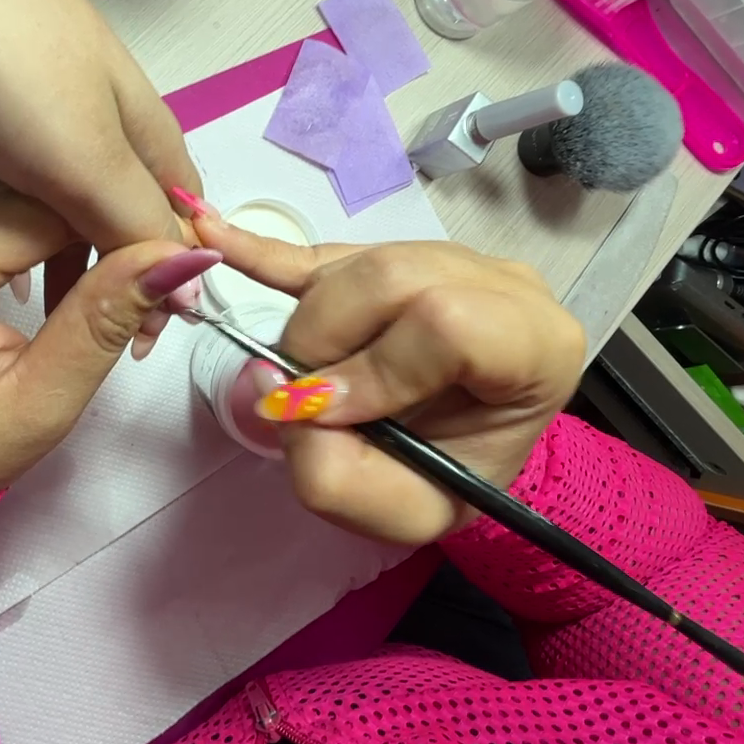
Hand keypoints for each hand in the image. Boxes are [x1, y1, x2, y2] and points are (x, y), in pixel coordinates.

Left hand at [0, 170, 220, 492]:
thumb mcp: (43, 399)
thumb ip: (107, 318)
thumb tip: (181, 255)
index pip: (43, 206)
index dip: (120, 221)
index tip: (173, 258)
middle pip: (30, 184)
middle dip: (103, 220)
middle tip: (154, 272)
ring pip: (17, 184)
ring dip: (77, 221)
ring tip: (113, 277)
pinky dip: (43, 225)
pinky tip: (67, 269)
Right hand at [192, 208, 584, 544]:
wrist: (456, 450)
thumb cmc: (445, 479)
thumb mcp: (406, 514)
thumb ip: (336, 478)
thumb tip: (275, 390)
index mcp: (535, 345)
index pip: (446, 323)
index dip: (376, 368)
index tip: (330, 411)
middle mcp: (496, 282)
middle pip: (386, 278)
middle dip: (323, 343)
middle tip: (303, 397)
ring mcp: (441, 256)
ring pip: (350, 264)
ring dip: (307, 324)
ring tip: (299, 372)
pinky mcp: (381, 253)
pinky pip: (315, 250)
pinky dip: (258, 249)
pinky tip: (208, 229)